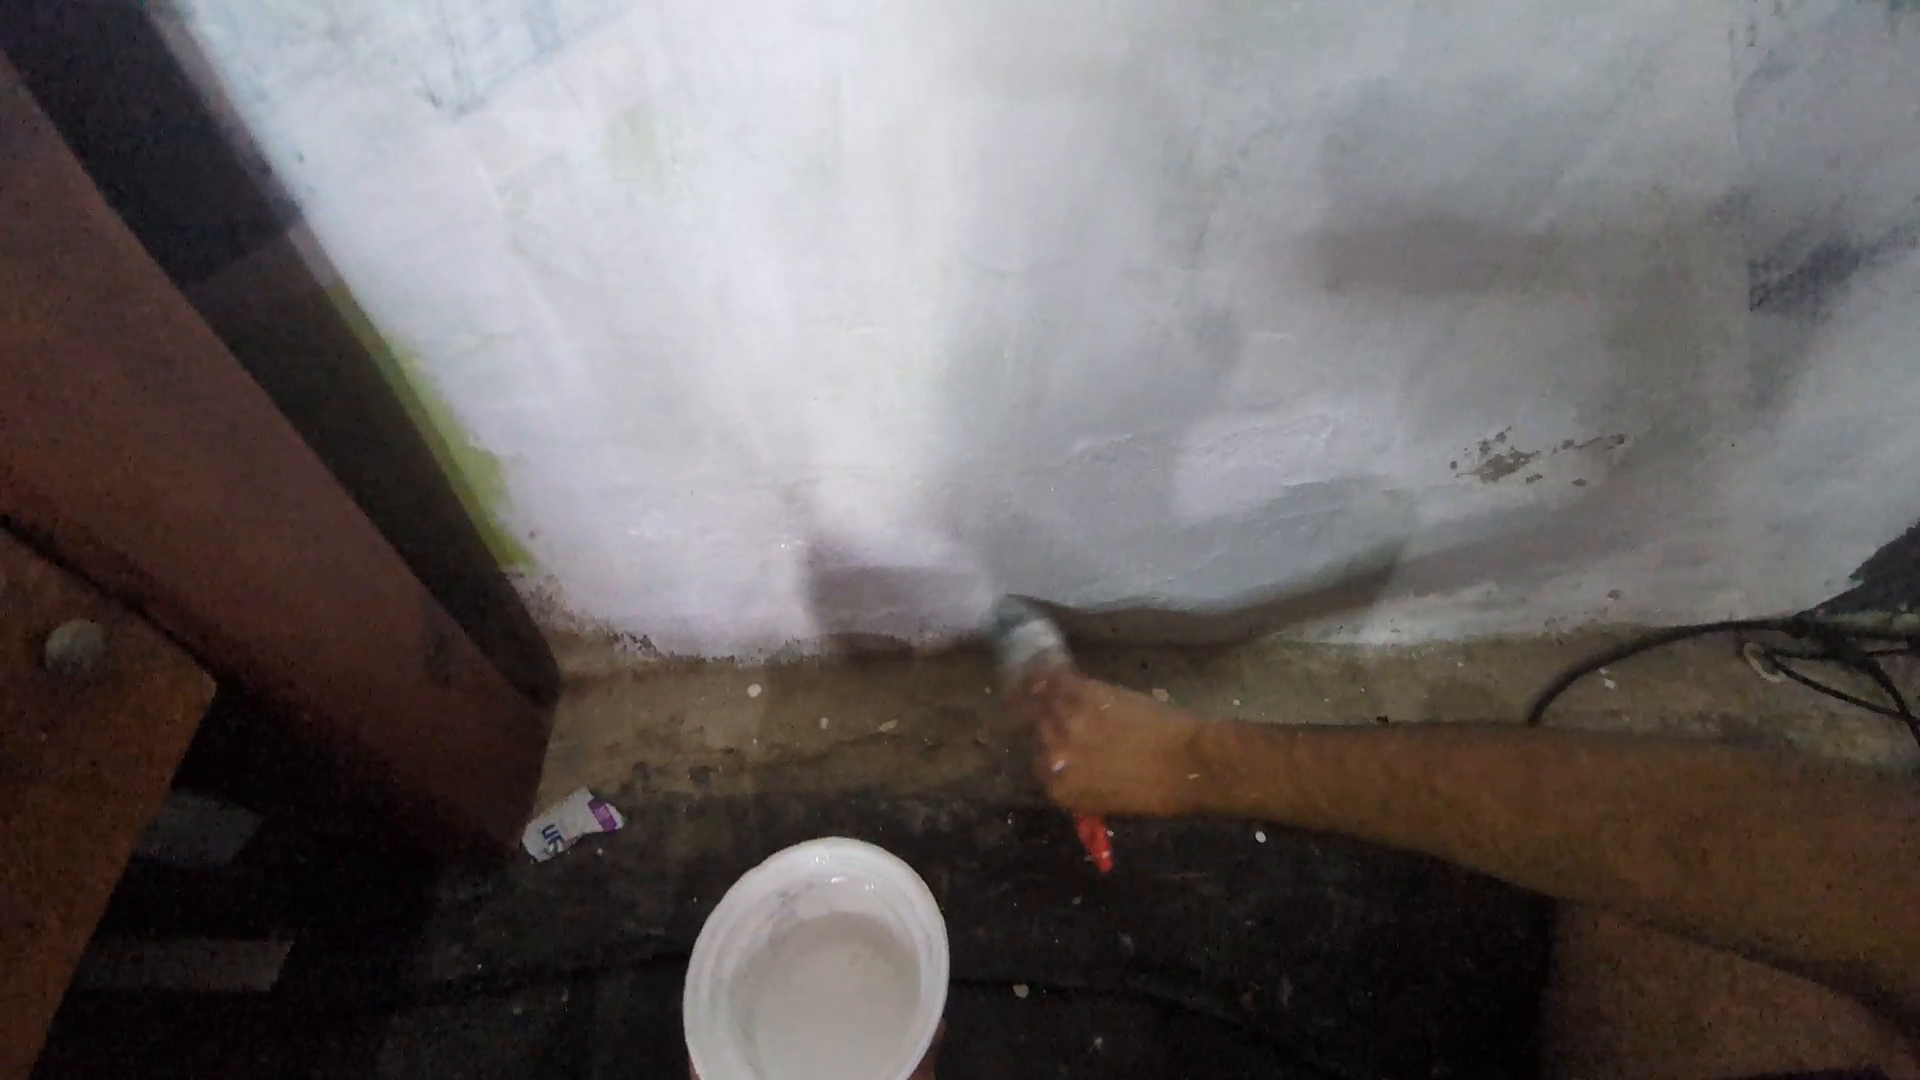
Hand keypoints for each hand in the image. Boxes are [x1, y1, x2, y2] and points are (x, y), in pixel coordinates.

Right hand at [1015, 666, 1208, 816]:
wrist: (1188, 763)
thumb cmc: (1157, 792)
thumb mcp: (1108, 799)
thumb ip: (1080, 780)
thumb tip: (1070, 761)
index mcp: (1061, 788)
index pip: (1038, 765)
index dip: (1045, 751)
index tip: (1050, 742)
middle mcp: (1055, 754)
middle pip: (1037, 730)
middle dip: (1041, 722)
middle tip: (1042, 712)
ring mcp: (1067, 721)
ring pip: (1040, 701)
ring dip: (1036, 694)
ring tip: (1031, 685)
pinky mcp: (1085, 694)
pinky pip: (1054, 680)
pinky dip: (1045, 675)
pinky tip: (1040, 670)